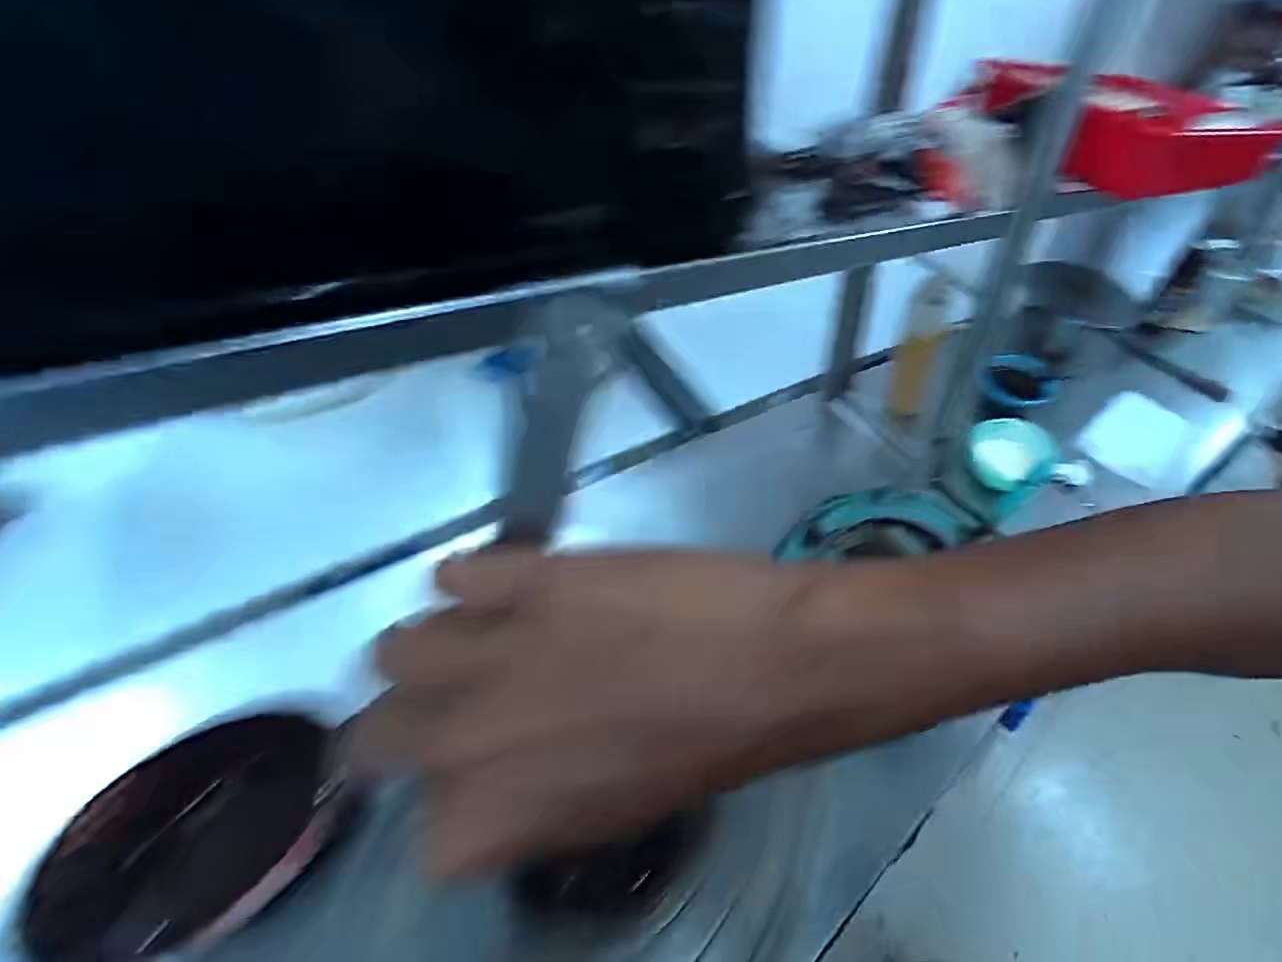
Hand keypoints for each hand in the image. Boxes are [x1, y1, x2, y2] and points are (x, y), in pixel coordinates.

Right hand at [351, 548, 859, 876]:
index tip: (506, 758)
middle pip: (384, 731)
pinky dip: (482, 578)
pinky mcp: (537, 578)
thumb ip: (546, 796)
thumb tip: (518, 772)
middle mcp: (462, 746)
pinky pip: (460, 573)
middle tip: (496, 688)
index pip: (426, 824)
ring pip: (402, 647)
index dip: (469, 786)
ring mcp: (493, 652)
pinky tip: (525, 583)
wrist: (780, 659)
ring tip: (509, 629)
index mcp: (488, 826)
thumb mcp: (622, 804)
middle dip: (432, 714)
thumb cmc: (722, 741)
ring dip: (448, 639)